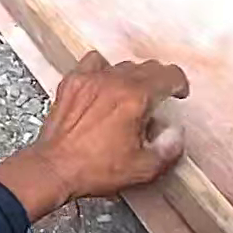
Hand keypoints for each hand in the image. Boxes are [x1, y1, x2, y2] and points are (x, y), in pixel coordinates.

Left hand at [0, 52, 189, 220]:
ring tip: (131, 95)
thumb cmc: (94, 169)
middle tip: (157, 100)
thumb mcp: (142, 169)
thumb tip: (175, 133)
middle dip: (157, 82)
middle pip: (146, 67)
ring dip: (132, 76)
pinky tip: (103, 84)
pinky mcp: (72, 83)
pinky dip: (103, 70)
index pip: (168, 75)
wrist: (54, 169)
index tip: (178, 93)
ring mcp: (90, 79)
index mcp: (135, 98)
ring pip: (122, 64)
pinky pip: (93, 63)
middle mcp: (113, 81)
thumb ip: (168, 148)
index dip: (178, 84)